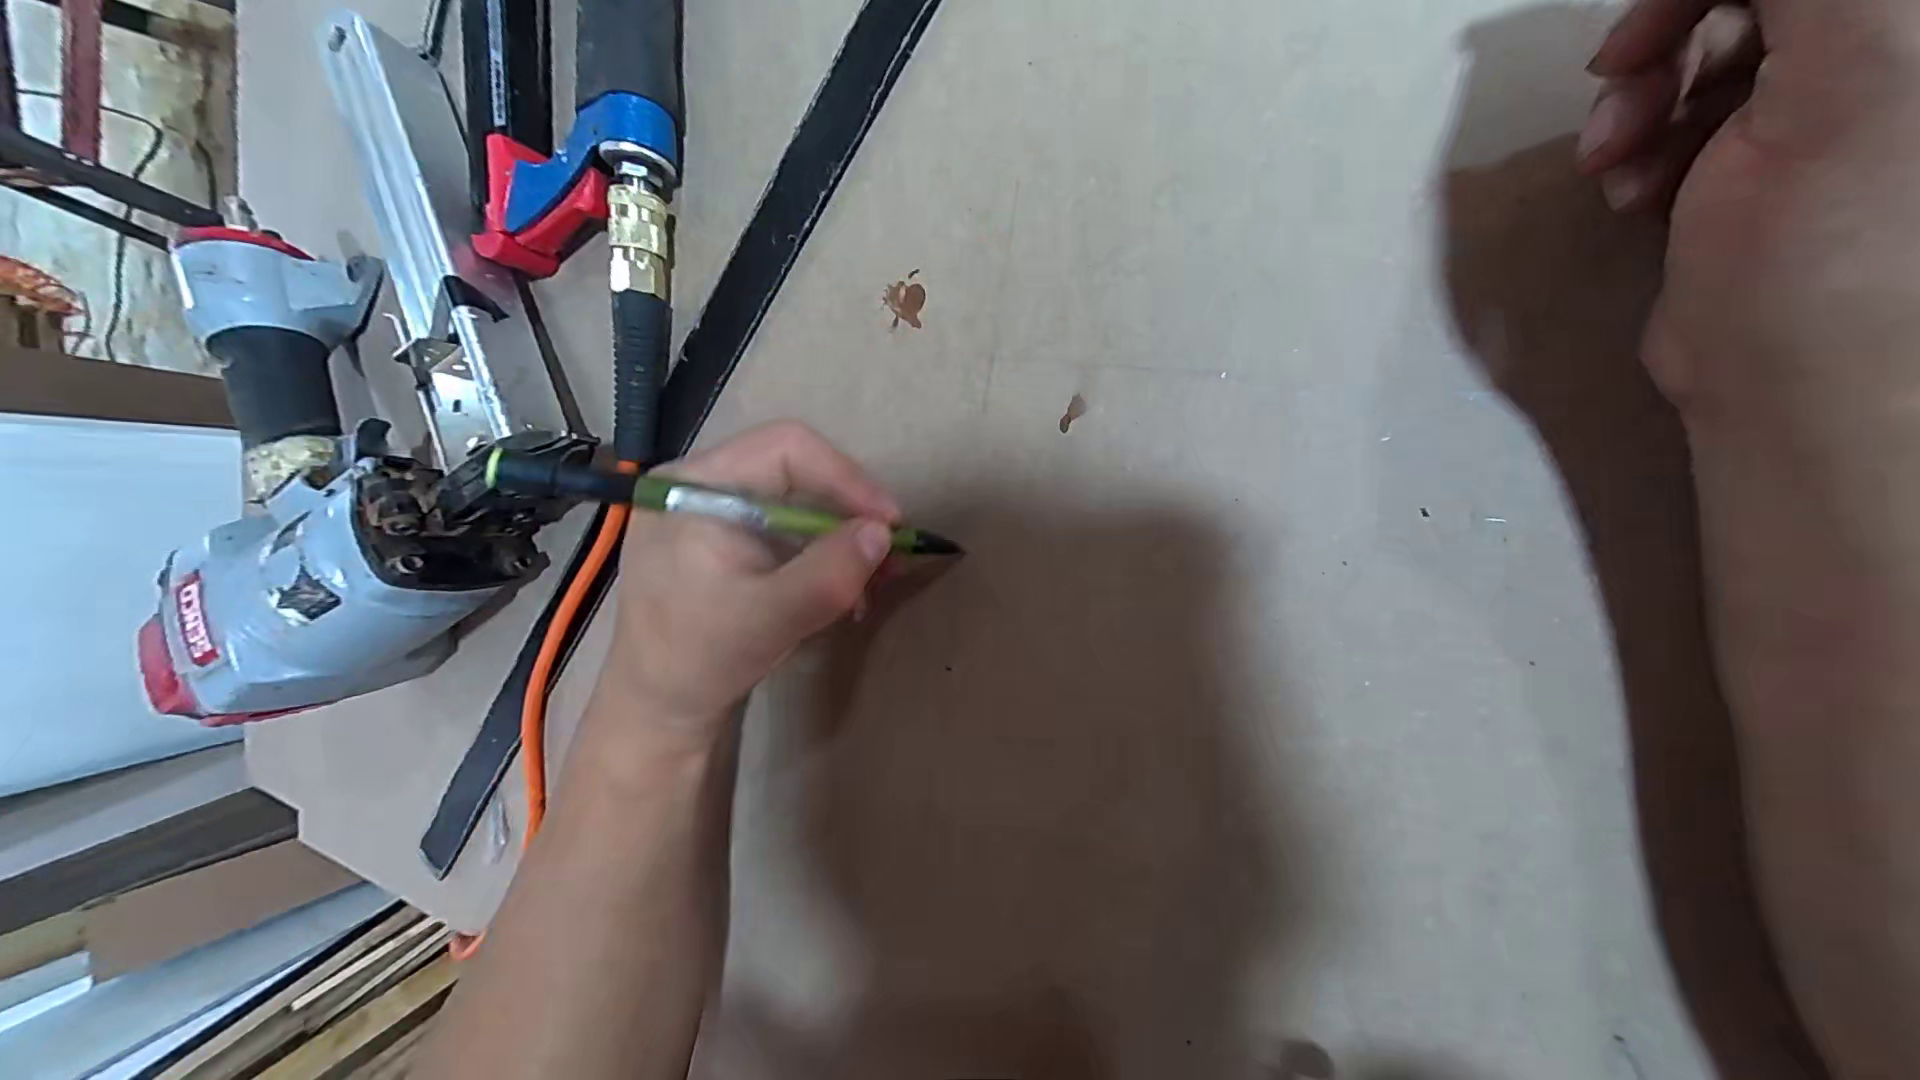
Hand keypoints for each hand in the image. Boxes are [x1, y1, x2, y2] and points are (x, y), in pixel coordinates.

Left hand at [592, 422, 901, 745]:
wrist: (659, 708)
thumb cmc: (697, 660)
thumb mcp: (767, 619)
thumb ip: (827, 574)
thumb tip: (884, 532)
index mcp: (696, 485)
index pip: (786, 449)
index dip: (847, 478)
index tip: (889, 523)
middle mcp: (706, 485)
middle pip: (799, 474)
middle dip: (851, 516)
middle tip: (890, 557)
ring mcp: (718, 512)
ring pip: (803, 503)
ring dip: (845, 540)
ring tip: (874, 582)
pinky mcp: (733, 541)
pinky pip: (793, 530)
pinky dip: (826, 556)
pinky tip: (846, 591)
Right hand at [1577, 0, 1919, 418]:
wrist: (1781, 368)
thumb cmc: (1826, 242)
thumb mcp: (1850, 80)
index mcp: (1918, 26)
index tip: (1628, 49)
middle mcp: (1889, 49)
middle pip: (1741, 3)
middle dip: (1657, 53)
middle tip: (1611, 124)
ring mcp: (1821, 98)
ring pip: (1702, 52)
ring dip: (1637, 112)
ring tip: (1619, 174)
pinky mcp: (1756, 152)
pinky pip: (1682, 113)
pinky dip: (1640, 150)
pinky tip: (1634, 194)